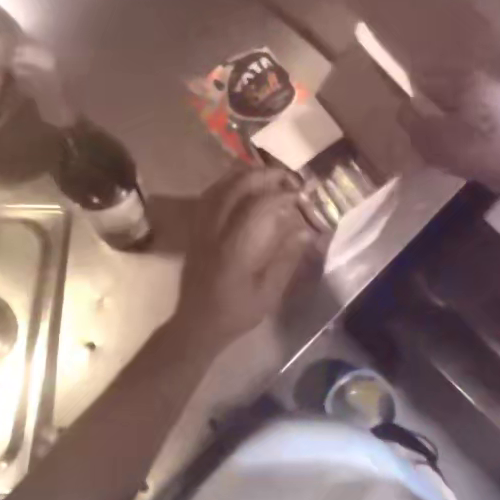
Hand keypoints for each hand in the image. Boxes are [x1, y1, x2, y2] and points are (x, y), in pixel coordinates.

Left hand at [165, 167, 317, 349]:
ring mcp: (201, 228)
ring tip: (266, 176)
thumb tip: (305, 231)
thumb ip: (286, 259)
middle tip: (286, 178)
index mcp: (236, 247)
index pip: (259, 205)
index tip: (299, 195)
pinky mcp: (194, 231)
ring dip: (244, 175)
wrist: (197, 323)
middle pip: (237, 187)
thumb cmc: (236, 312)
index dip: (282, 194)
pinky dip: (226, 185)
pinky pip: (208, 197)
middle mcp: (215, 230)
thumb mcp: (269, 293)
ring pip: (220, 187)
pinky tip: (240, 187)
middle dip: (264, 175)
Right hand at [400, 71, 499, 201]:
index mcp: (464, 80)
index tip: (402, 114)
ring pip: (463, 112)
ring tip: (438, 152)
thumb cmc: (476, 149)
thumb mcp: (433, 138)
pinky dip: (465, 138)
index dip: (412, 96)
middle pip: (447, 96)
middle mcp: (485, 84)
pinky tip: (462, 158)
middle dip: (431, 114)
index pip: (427, 79)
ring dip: (448, 128)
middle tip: (418, 138)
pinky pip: (478, 126)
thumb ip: (412, 121)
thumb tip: (402, 107)